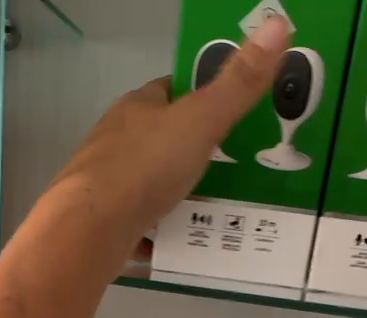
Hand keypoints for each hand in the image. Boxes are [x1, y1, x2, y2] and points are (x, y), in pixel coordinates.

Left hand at [41, 16, 292, 254]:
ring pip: (147, 184)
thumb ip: (238, 84)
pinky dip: (157, 234)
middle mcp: (115, 140)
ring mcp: (105, 184)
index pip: (169, 91)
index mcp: (137, 107)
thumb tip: (277, 23)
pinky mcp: (100, 223)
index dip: (198, 98)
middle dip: (188, 154)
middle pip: (158, 141)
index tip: (226, 115)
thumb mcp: (201, 122)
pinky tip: (178, 245)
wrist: (89, 229)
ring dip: (174, 197)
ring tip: (210, 213)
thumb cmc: (145, 167)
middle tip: (228, 172)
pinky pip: (136, 225)